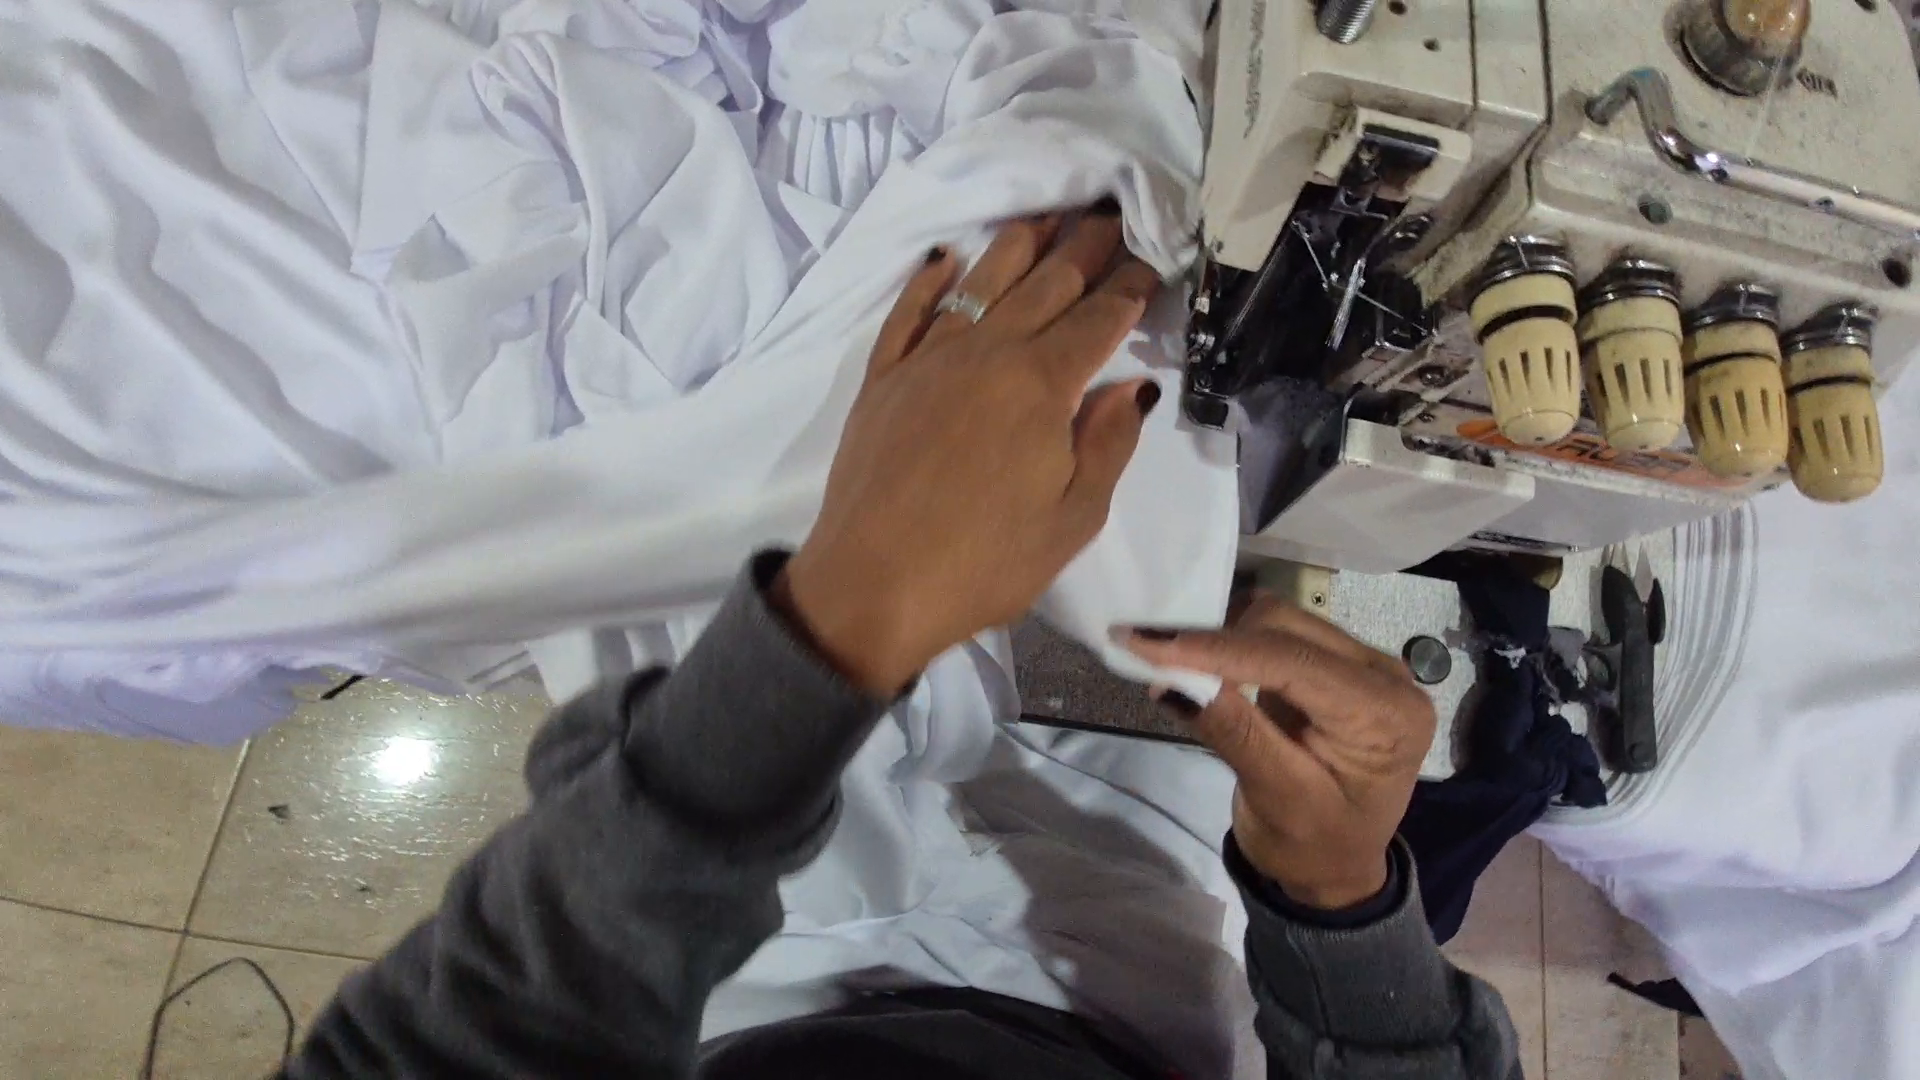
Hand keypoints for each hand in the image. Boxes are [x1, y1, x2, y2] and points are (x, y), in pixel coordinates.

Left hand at [778, 208, 1163, 695]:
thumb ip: (1108, 444)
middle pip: (1046, 284)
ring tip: (1045, 216)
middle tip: (1111, 214)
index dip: (1131, 285)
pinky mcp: (881, 379)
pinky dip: (928, 281)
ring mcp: (927, 361)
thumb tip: (1133, 385)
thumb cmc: (984, 564)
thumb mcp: (1073, 520)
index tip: (1153, 258)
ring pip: (981, 282)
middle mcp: (986, 354)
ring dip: (1018, 244)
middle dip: (1085, 248)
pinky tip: (944, 259)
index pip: (1099, 318)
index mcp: (1041, 385)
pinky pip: (907, 313)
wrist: (872, 587)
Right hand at [1121, 594, 1435, 908]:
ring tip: (1165, 652)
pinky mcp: (1325, 661)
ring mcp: (1354, 662)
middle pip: (1283, 624)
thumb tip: (1174, 679)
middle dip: (1212, 633)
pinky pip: (1269, 631)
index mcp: (1386, 711)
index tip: (1143, 642)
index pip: (1290, 660)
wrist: (1332, 864)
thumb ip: (1234, 731)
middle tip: (1145, 649)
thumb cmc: (1315, 843)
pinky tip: (1192, 656)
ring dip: (1215, 630)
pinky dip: (1225, 638)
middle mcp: (1380, 673)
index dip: (1214, 647)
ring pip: (1272, 617)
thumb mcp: (1277, 797)